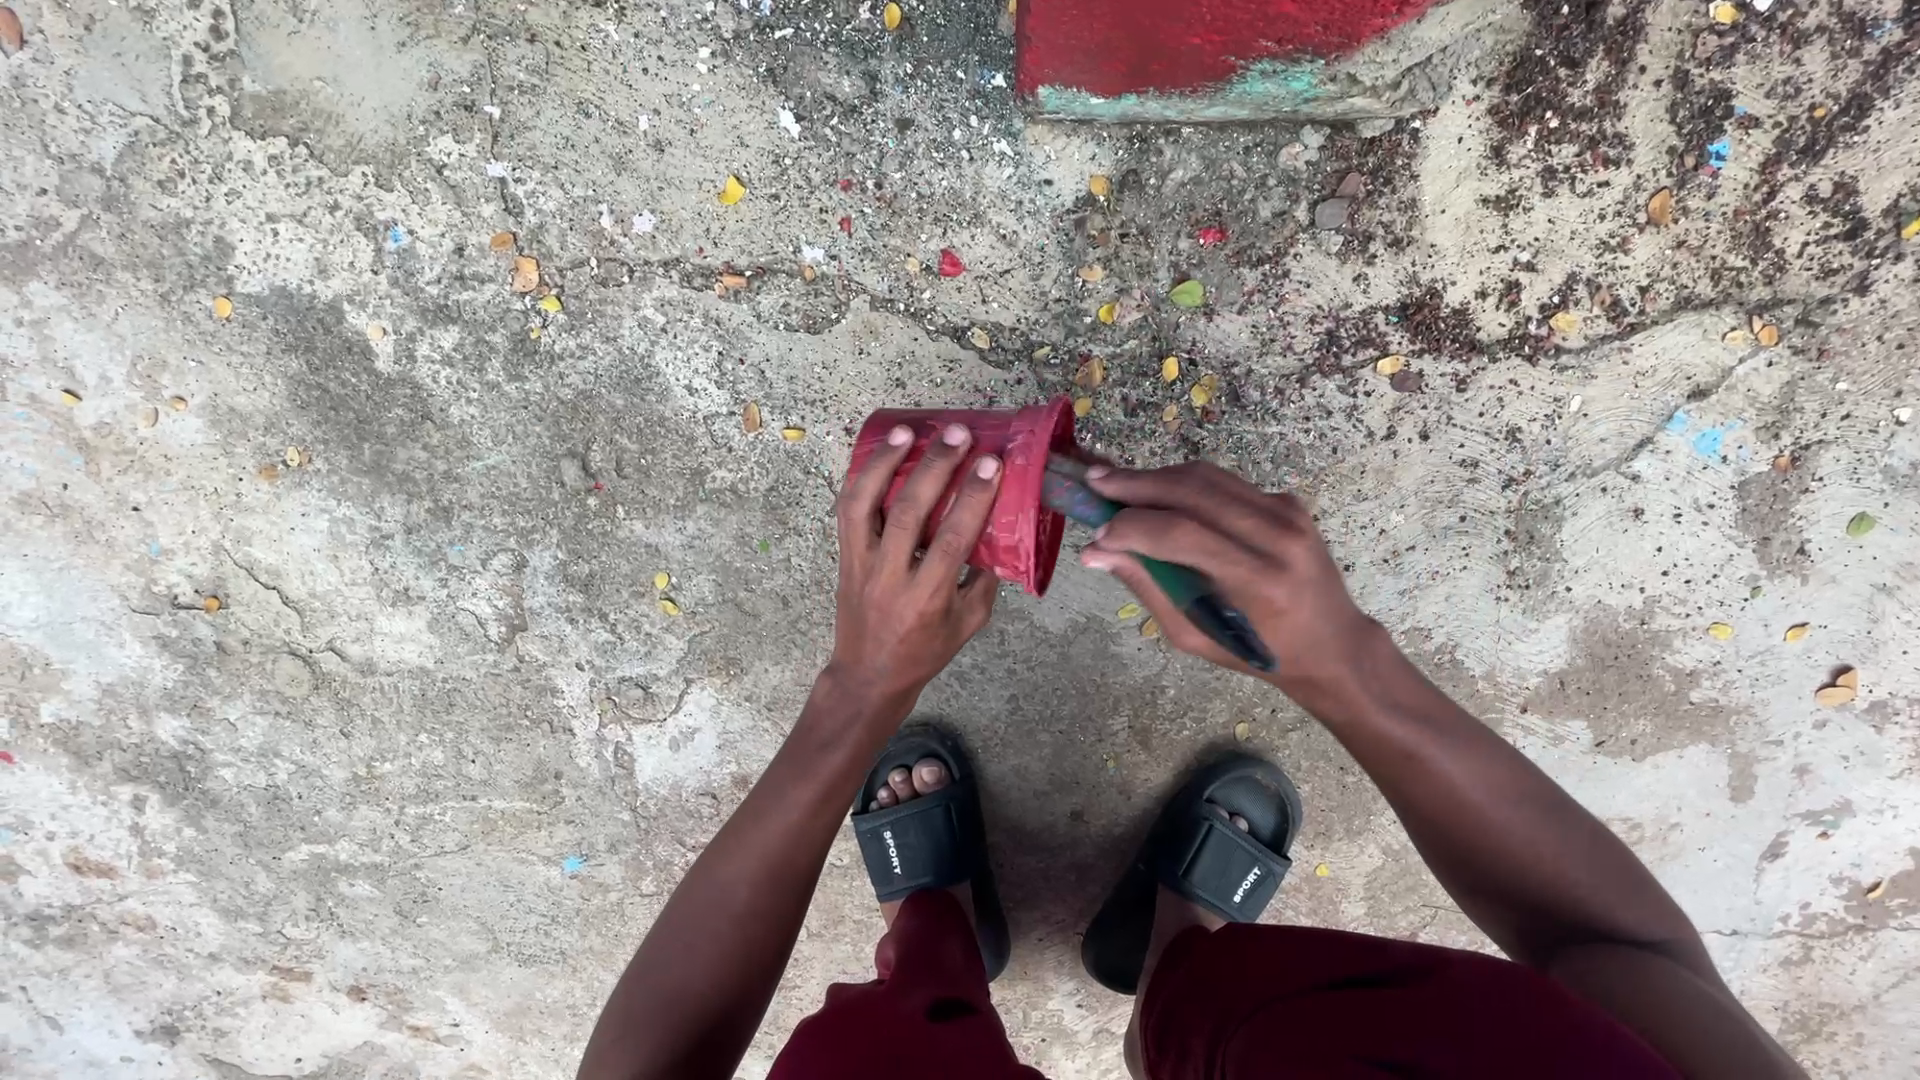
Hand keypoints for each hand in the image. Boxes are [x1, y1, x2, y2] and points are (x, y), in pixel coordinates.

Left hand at [826, 421, 1001, 715]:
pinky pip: (847, 511)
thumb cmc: (924, 651)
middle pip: (909, 513)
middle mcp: (890, 576)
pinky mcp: (844, 556)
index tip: (991, 463)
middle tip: (957, 434)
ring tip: (907, 431)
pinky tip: (879, 454)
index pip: (952, 539)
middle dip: (935, 468)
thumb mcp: (968, 623)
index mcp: (928, 597)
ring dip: (885, 463)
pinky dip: (862, 478)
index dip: (973, 497)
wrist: (868, 674)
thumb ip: (982, 579)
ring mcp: (860, 564)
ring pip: (864, 504)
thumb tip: (993, 530)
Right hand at [1078, 462, 1376, 696]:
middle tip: (1095, 481)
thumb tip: (1095, 552)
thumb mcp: (1194, 635)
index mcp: (1258, 580)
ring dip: (1156, 477)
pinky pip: (1225, 483)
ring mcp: (1288, 513)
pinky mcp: (1288, 502)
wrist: (1331, 642)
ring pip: (1207, 477)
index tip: (1098, 533)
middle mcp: (1277, 537)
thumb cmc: (1257, 651)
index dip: (1132, 527)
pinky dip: (1185, 485)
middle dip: (1136, 483)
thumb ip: (1146, 587)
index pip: (1182, 535)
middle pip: (1193, 491)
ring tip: (1116, 482)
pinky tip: (1158, 495)